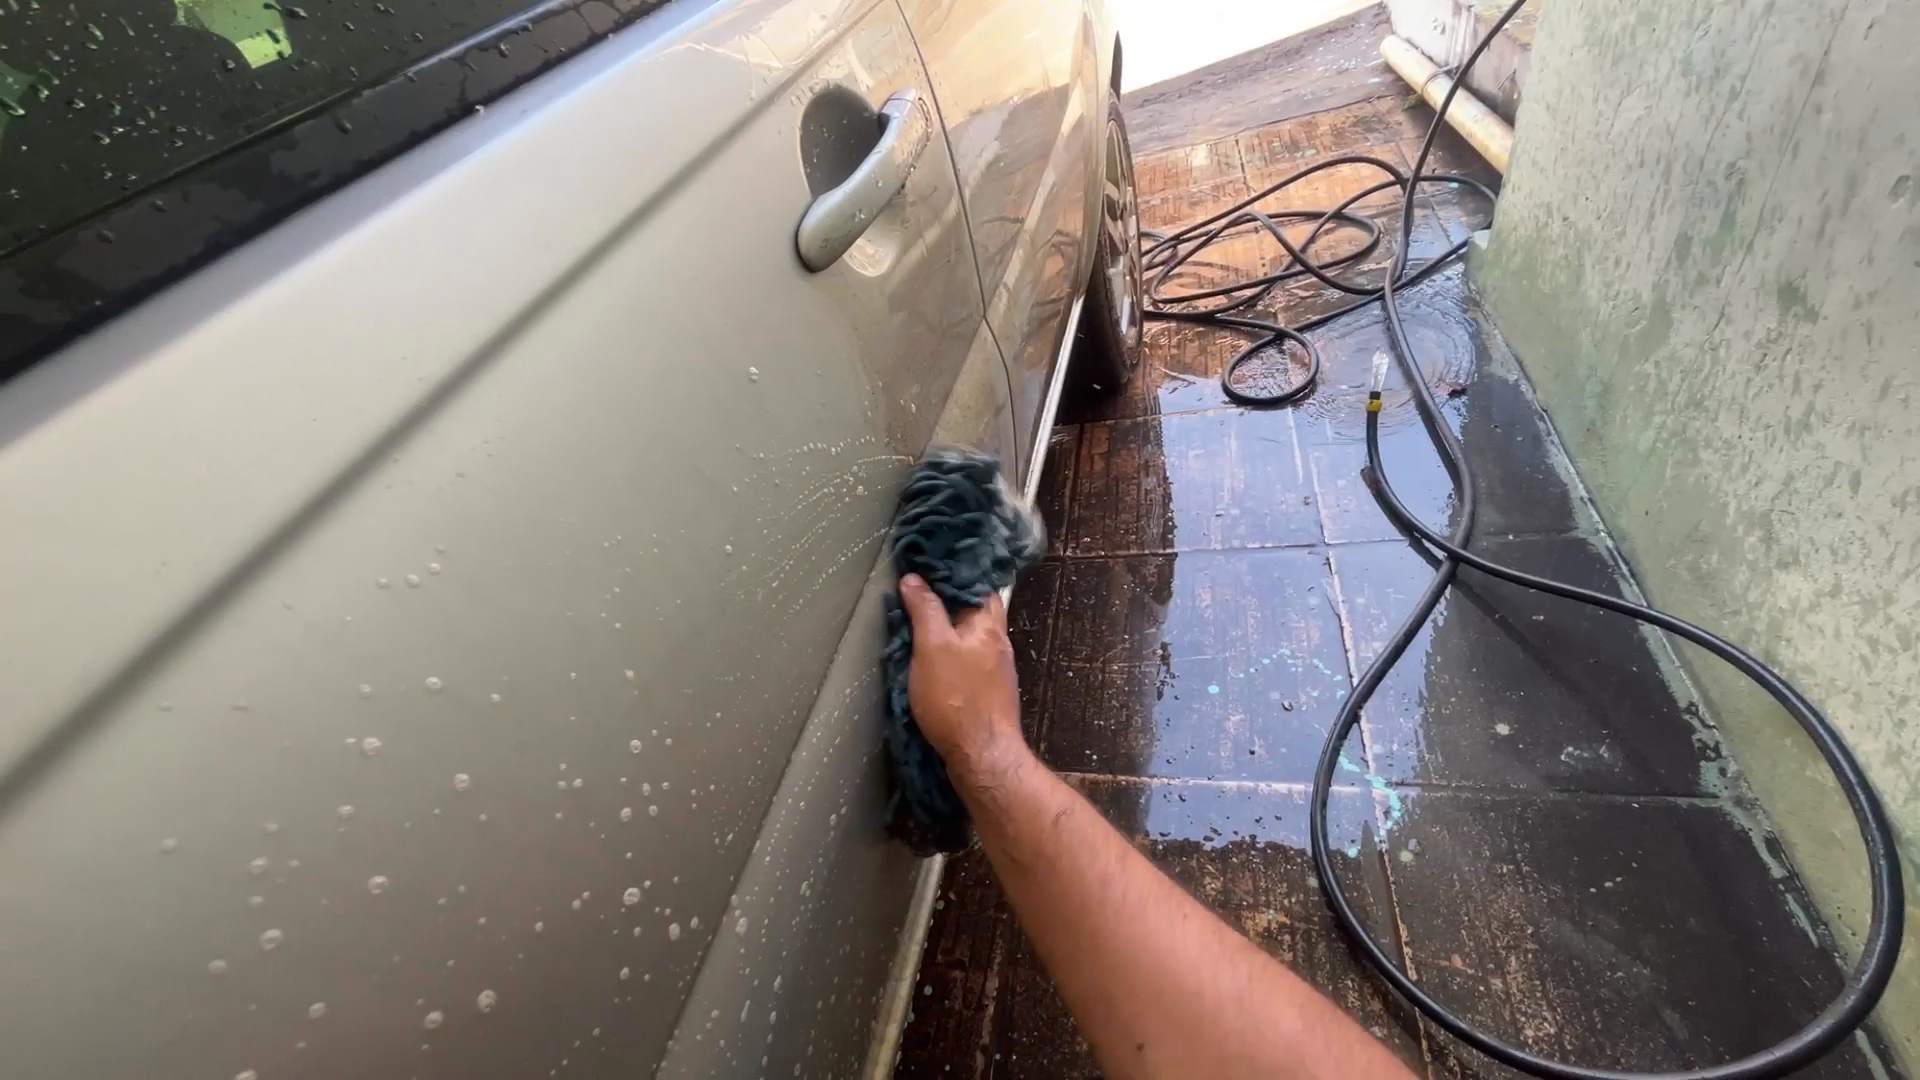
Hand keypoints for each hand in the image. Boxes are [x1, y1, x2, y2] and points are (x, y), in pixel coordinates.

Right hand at [897, 574, 1030, 790]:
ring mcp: (996, 670)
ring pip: (971, 637)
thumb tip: (913, 578)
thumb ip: (924, 610)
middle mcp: (998, 643)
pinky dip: (952, 653)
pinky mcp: (988, 693)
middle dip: (949, 601)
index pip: (980, 585)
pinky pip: (969, 661)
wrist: (982, 755)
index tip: (931, 567)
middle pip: (975, 611)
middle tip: (919, 592)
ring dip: (949, 629)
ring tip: (920, 623)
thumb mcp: (932, 647)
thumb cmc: (956, 697)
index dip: (957, 573)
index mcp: (989, 625)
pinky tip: (934, 661)